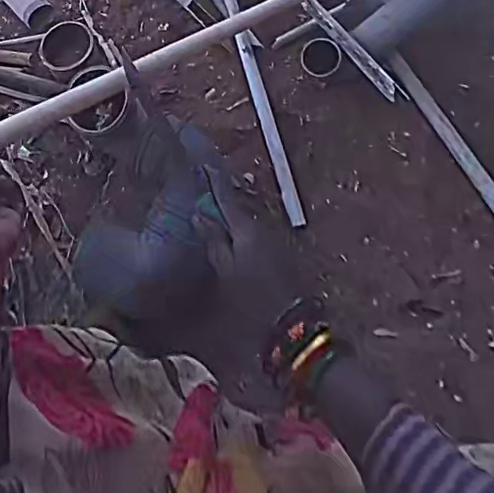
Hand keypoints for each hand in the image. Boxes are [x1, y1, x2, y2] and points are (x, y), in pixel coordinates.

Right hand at [174, 174, 301, 406]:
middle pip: (237, 208)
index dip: (214, 180)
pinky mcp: (279, 257)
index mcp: (247, 229)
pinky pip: (253, 235)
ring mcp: (273, 243)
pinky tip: (228, 237)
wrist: (294, 330)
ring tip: (210, 211)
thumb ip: (213, 240)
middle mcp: (263, 229)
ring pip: (245, 222)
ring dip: (229, 216)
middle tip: (201, 185)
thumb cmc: (254, 301)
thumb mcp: (225, 270)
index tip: (203, 162)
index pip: (226, 197)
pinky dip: (239, 231)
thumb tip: (199, 214)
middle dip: (220, 196)